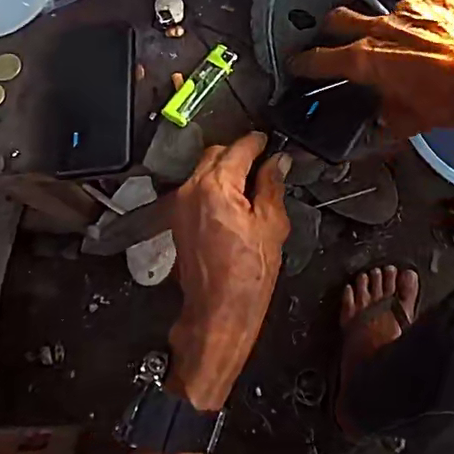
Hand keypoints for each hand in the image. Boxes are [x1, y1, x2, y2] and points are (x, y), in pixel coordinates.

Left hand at [167, 132, 289, 411]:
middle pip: (215, 155)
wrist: (218, 311)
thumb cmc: (246, 277)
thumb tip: (277, 164)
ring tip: (251, 185)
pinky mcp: (176, 221)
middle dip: (238, 154)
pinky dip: (213, 189)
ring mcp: (179, 206)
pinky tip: (233, 203)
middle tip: (263, 163)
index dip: (256, 142)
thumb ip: (272, 186)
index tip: (267, 141)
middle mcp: (190, 190)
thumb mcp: (271, 226)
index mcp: (216, 187)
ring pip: (202, 172)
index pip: (238, 149)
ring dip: (224, 171)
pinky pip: (195, 191)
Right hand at [292, 0, 453, 139]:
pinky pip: (416, 6)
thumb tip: (383, 116)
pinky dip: (417, 20)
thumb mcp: (410, 120)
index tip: (300, 63)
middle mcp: (384, 28)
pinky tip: (428, 35)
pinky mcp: (437, 0)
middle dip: (331, 29)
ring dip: (381, 26)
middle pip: (339, 19)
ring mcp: (410, 10)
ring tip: (395, 43)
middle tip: (332, 37)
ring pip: (380, 12)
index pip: (321, 58)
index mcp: (367, 59)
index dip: (306, 62)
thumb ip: (385, 114)